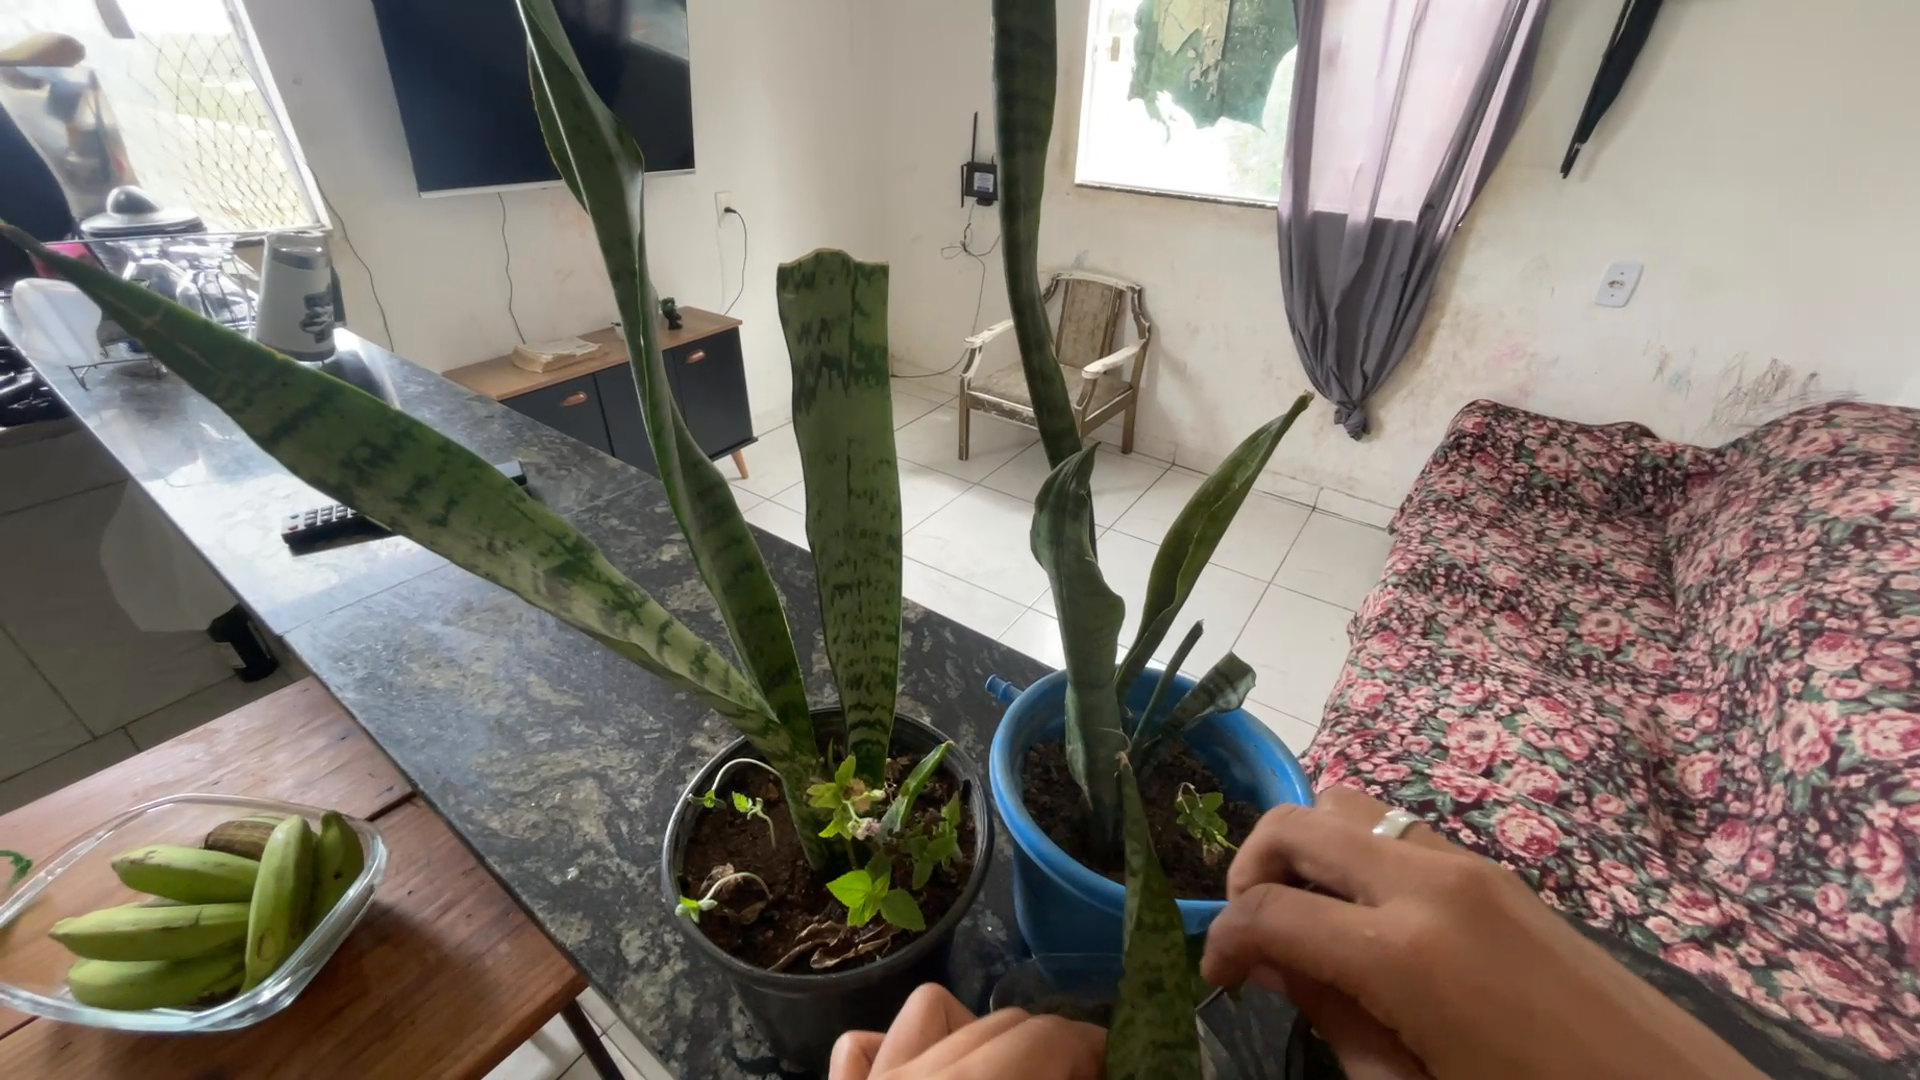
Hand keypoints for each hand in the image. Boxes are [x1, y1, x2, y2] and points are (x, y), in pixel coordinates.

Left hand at [830, 984, 1104, 1078]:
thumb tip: (1103, 1067)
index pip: (1045, 1041)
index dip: (1092, 1046)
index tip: (1120, 1062)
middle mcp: (918, 1078)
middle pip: (998, 1026)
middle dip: (1050, 1045)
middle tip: (1082, 1074)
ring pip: (929, 1013)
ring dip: (976, 1034)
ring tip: (1009, 1072)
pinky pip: (861, 1050)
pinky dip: (894, 1052)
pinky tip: (922, 1074)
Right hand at [1202, 787, 1764, 1079]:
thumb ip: (1334, 1022)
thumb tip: (1274, 965)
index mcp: (1404, 954)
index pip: (1269, 914)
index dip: (1223, 940)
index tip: (1216, 974)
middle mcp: (1425, 882)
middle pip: (1293, 825)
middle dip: (1249, 869)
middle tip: (1254, 931)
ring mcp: (1465, 864)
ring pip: (1341, 806)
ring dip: (1302, 848)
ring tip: (1307, 910)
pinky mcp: (1494, 868)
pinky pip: (1393, 828)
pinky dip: (1351, 852)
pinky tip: (1367, 912)